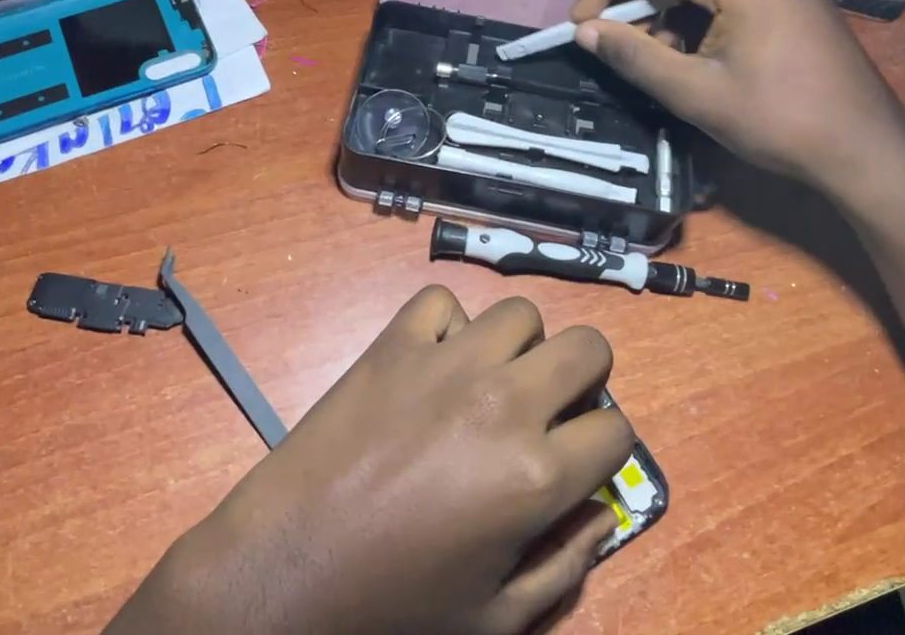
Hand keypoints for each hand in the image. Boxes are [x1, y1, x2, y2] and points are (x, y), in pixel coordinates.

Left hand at [106, 288, 632, 634]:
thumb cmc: (393, 603)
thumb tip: (603, 510)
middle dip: (585, 378)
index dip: (605, 450)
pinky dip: (448, 325)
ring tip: (491, 381)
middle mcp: (503, 403)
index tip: (578, 460)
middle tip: (550, 409)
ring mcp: (445, 363)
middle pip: (588, 347)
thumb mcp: (497, 617)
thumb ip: (567, 565)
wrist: (289, 564)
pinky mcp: (394, 344)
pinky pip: (441, 302)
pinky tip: (434, 362)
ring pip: (520, 314)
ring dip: (520, 346)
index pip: (616, 432)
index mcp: (536, 475)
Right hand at [571, 0, 904, 192]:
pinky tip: (682, 48)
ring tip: (644, 51)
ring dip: (659, 6)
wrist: (863, 149)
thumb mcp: (696, 93)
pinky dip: (691, 11)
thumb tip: (584, 32)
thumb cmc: (780, 122)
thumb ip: (635, 55)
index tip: (577, 24)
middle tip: (600, 35)